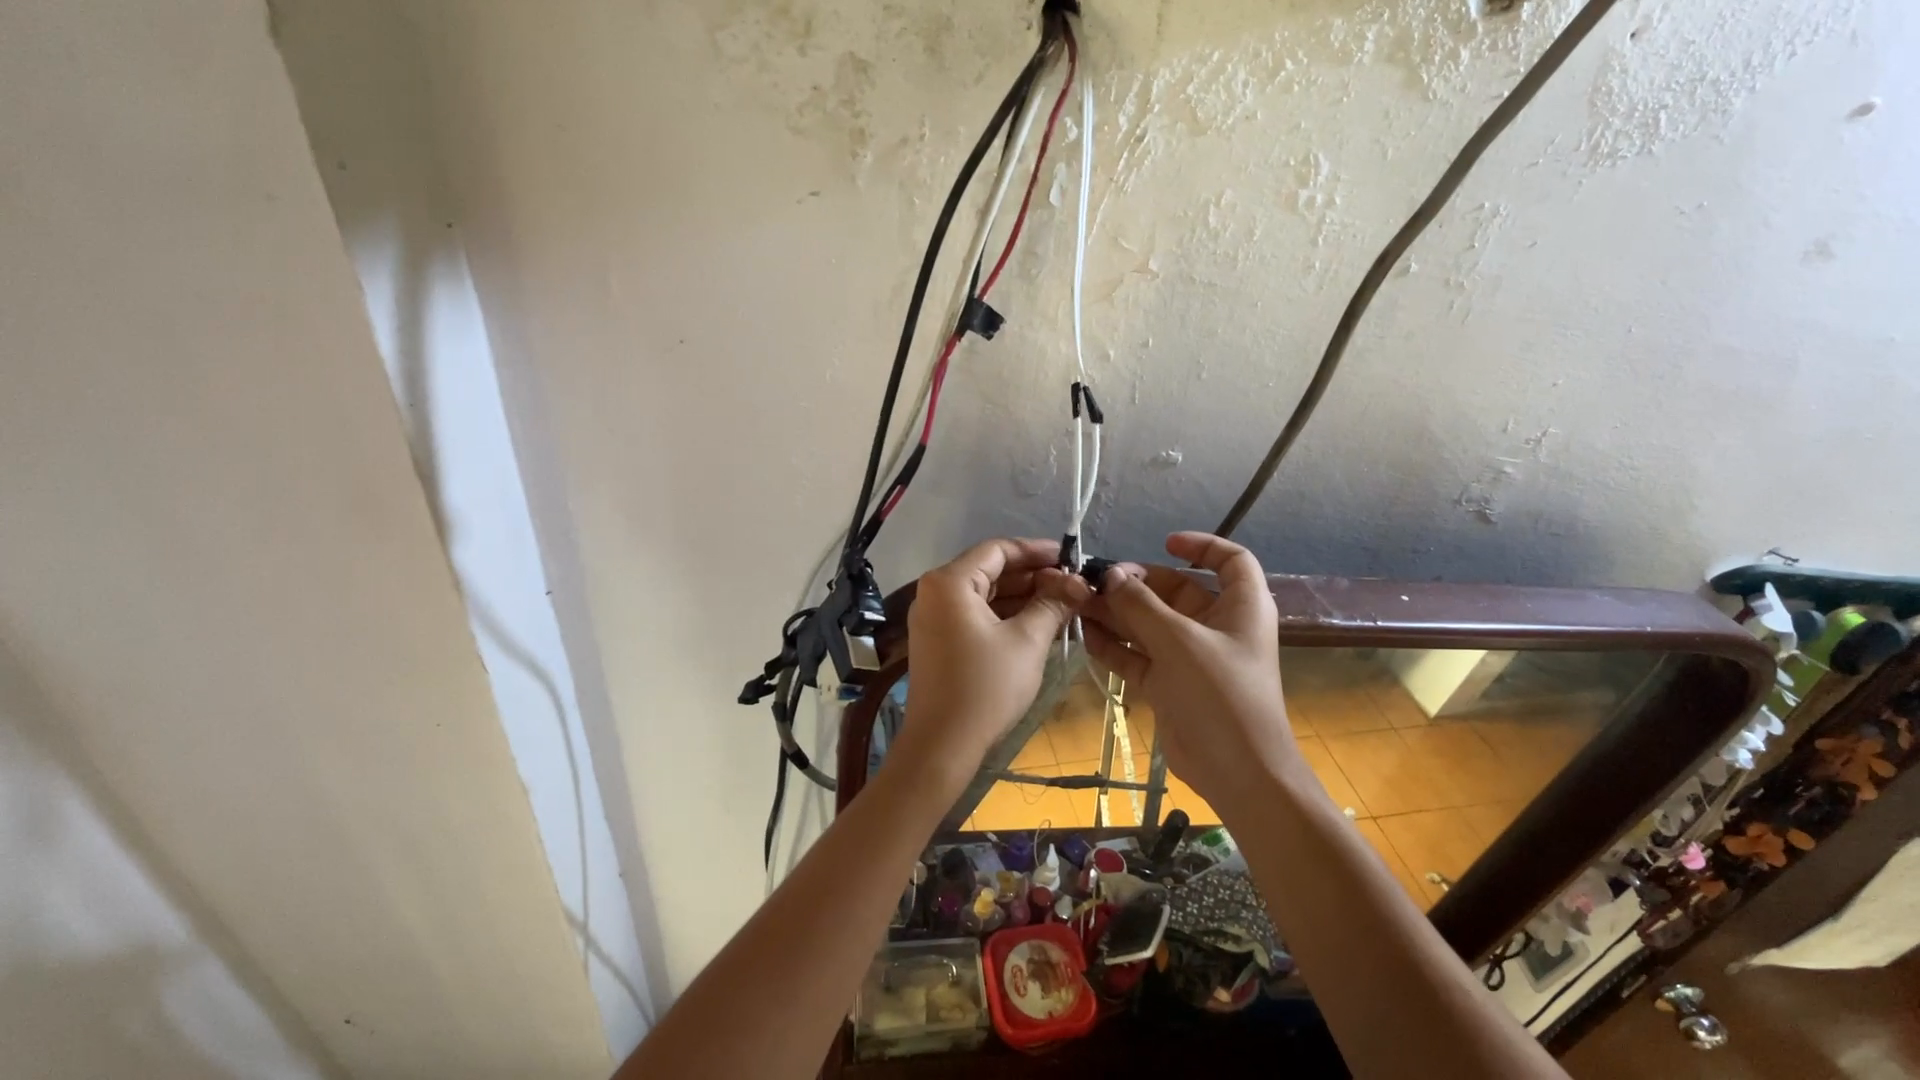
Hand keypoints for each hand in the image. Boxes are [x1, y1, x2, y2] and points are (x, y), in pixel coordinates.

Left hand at [898, 538, 1092, 773]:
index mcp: (949, 582)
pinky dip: (1005, 616)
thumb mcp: (1027, 642)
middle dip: (1033, 576)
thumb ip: (1053, 604)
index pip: (998, 549)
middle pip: (990, 570)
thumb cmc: (985, 687)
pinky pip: (976, 615)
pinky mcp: (938, 641)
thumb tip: (1079, 583)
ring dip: (1023, 597)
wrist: (942, 745)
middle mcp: (934, 592)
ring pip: (985, 594)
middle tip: (1073, 584)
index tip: (1071, 558)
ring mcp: (933, 618)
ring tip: (1064, 604)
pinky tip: (1039, 623)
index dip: (1037, 551)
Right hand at [1083, 532, 1297, 812]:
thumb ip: (1140, 606)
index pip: (1230, 561)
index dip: (1202, 546)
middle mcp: (1218, 627)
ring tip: (1078, 605)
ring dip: (1118, 614)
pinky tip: (1086, 636)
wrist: (1237, 771)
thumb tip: (1110, 576)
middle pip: (1177, 591)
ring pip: (1151, 625)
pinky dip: (1116, 646)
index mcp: (1241, 607)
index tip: (1164, 542)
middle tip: (1097, 582)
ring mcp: (1193, 659)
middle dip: (1137, 585)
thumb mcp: (1179, 641)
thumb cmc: (1220, 694)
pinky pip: (1139, 656)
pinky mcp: (1171, 686)